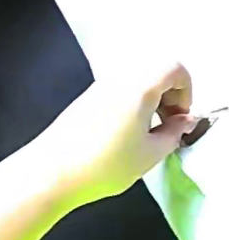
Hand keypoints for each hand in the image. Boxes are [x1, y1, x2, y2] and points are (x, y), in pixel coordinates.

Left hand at [24, 62, 197, 208]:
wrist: (52, 171)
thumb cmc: (102, 165)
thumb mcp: (149, 155)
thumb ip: (174, 133)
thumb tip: (185, 122)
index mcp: (139, 86)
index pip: (174, 68)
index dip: (186, 90)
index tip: (182, 116)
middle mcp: (120, 78)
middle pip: (156, 70)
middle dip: (170, 94)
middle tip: (169, 125)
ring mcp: (101, 85)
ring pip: (138, 79)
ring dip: (151, 98)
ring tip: (149, 132)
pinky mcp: (88, 96)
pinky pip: (121, 88)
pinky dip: (133, 102)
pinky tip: (127, 132)